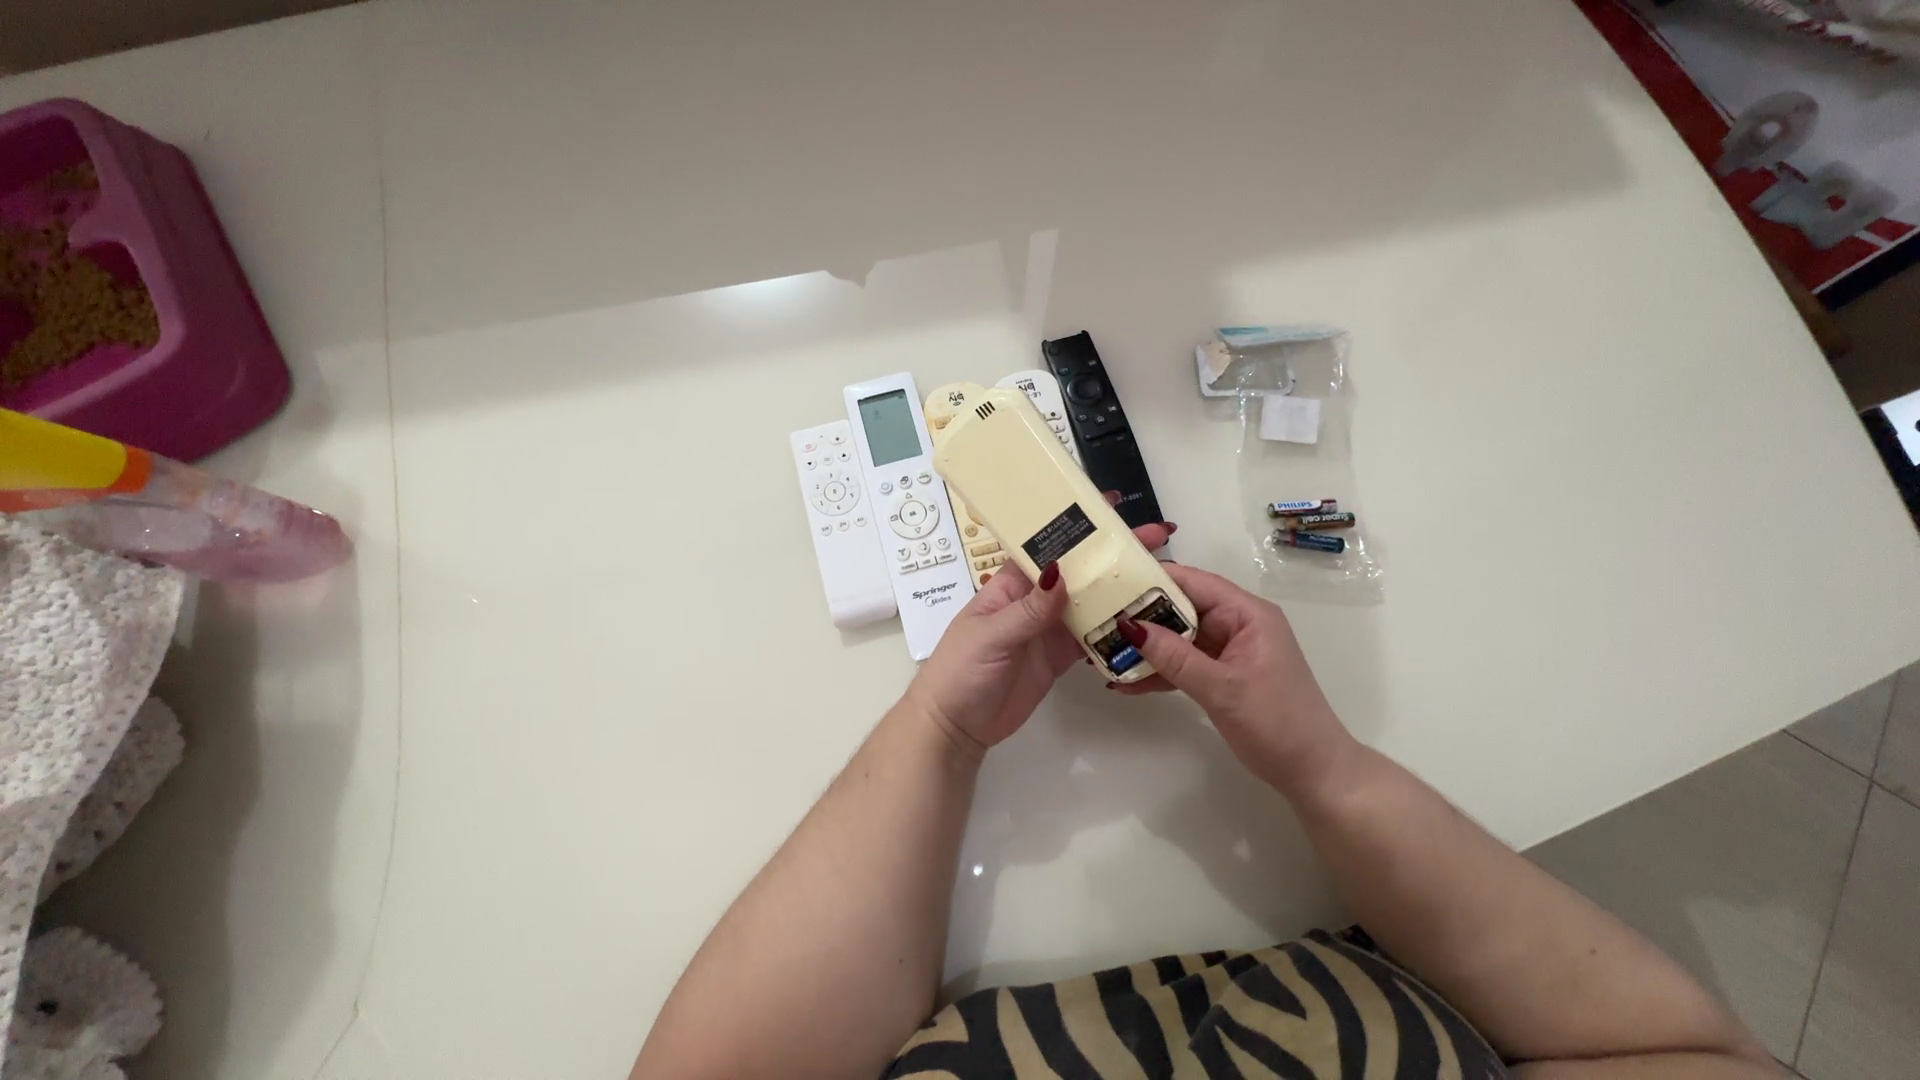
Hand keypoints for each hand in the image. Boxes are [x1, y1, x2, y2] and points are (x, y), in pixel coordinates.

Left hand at [905, 515, 1172, 756]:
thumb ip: (1028, 609)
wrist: (954, 726)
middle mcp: (1034, 600)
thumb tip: (1062, 573)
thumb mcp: (990, 635)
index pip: (1048, 546)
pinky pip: (1092, 638)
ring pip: (1091, 602)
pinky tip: (1144, 621)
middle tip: (1159, 538)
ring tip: (1162, 576)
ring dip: (1121, 590)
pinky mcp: (1059, 657)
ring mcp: (1049, 629)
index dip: (1079, 526)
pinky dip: (1116, 631)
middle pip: (1079, 571)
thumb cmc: (959, 671)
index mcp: (1011, 584)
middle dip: (1114, 554)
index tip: (1114, 505)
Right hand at [1111, 563, 1357, 794]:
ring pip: (1177, 639)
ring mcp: (1228, 651)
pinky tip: (1125, 683)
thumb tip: (1129, 626)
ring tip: (1102, 653)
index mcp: (1247, 614)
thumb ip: (1174, 657)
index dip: (1154, 579)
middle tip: (1096, 620)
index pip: (1194, 582)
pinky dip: (1158, 672)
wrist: (1313, 771)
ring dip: (1145, 649)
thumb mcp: (1222, 688)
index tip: (1112, 581)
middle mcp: (1237, 624)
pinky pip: (1182, 665)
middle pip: (1181, 609)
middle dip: (1141, 616)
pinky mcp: (1220, 676)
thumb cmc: (1277, 721)